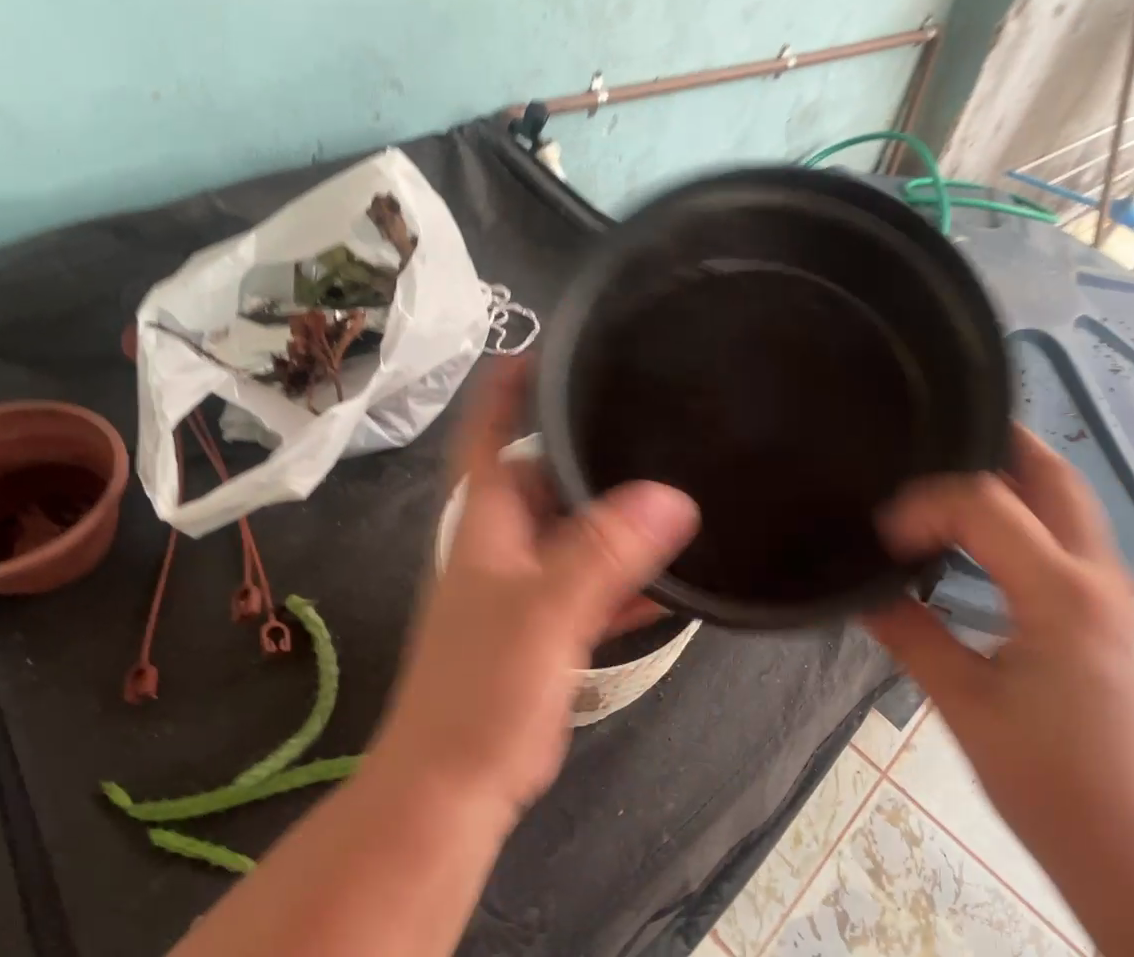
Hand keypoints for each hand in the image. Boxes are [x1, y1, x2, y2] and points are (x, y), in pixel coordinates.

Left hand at [367, 360, 699, 818]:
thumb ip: (606, 552)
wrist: (453, 787)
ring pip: (577, 531)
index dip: (508, 386)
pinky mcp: (547, 628)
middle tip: (653, 414)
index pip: (489, 433)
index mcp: (486, 521)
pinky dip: (628, 574)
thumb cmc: (483, 689)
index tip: (547, 346)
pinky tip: (675, 572)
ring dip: (618, 514)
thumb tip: (671, 495)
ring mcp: (525, 587)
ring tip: (680, 482)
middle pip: (546, 476)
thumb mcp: (546, 610)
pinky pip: (594, 583)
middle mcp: (502, 543)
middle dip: (588, 447)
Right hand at [865, 424, 1133, 850]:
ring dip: (1016, 476)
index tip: (882, 535)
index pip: (986, 505)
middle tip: (937, 437)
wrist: (1125, 840)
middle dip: (998, 446)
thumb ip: (910, 634)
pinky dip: (1029, 512)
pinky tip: (987, 534)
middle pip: (1055, 477)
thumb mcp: (962, 703)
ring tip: (953, 475)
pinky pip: (1071, 534)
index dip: (925, 504)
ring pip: (1070, 501)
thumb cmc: (1045, 779)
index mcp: (1059, 594)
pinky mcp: (1110, 612)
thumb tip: (862, 594)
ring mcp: (1114, 592)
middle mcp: (1098, 577)